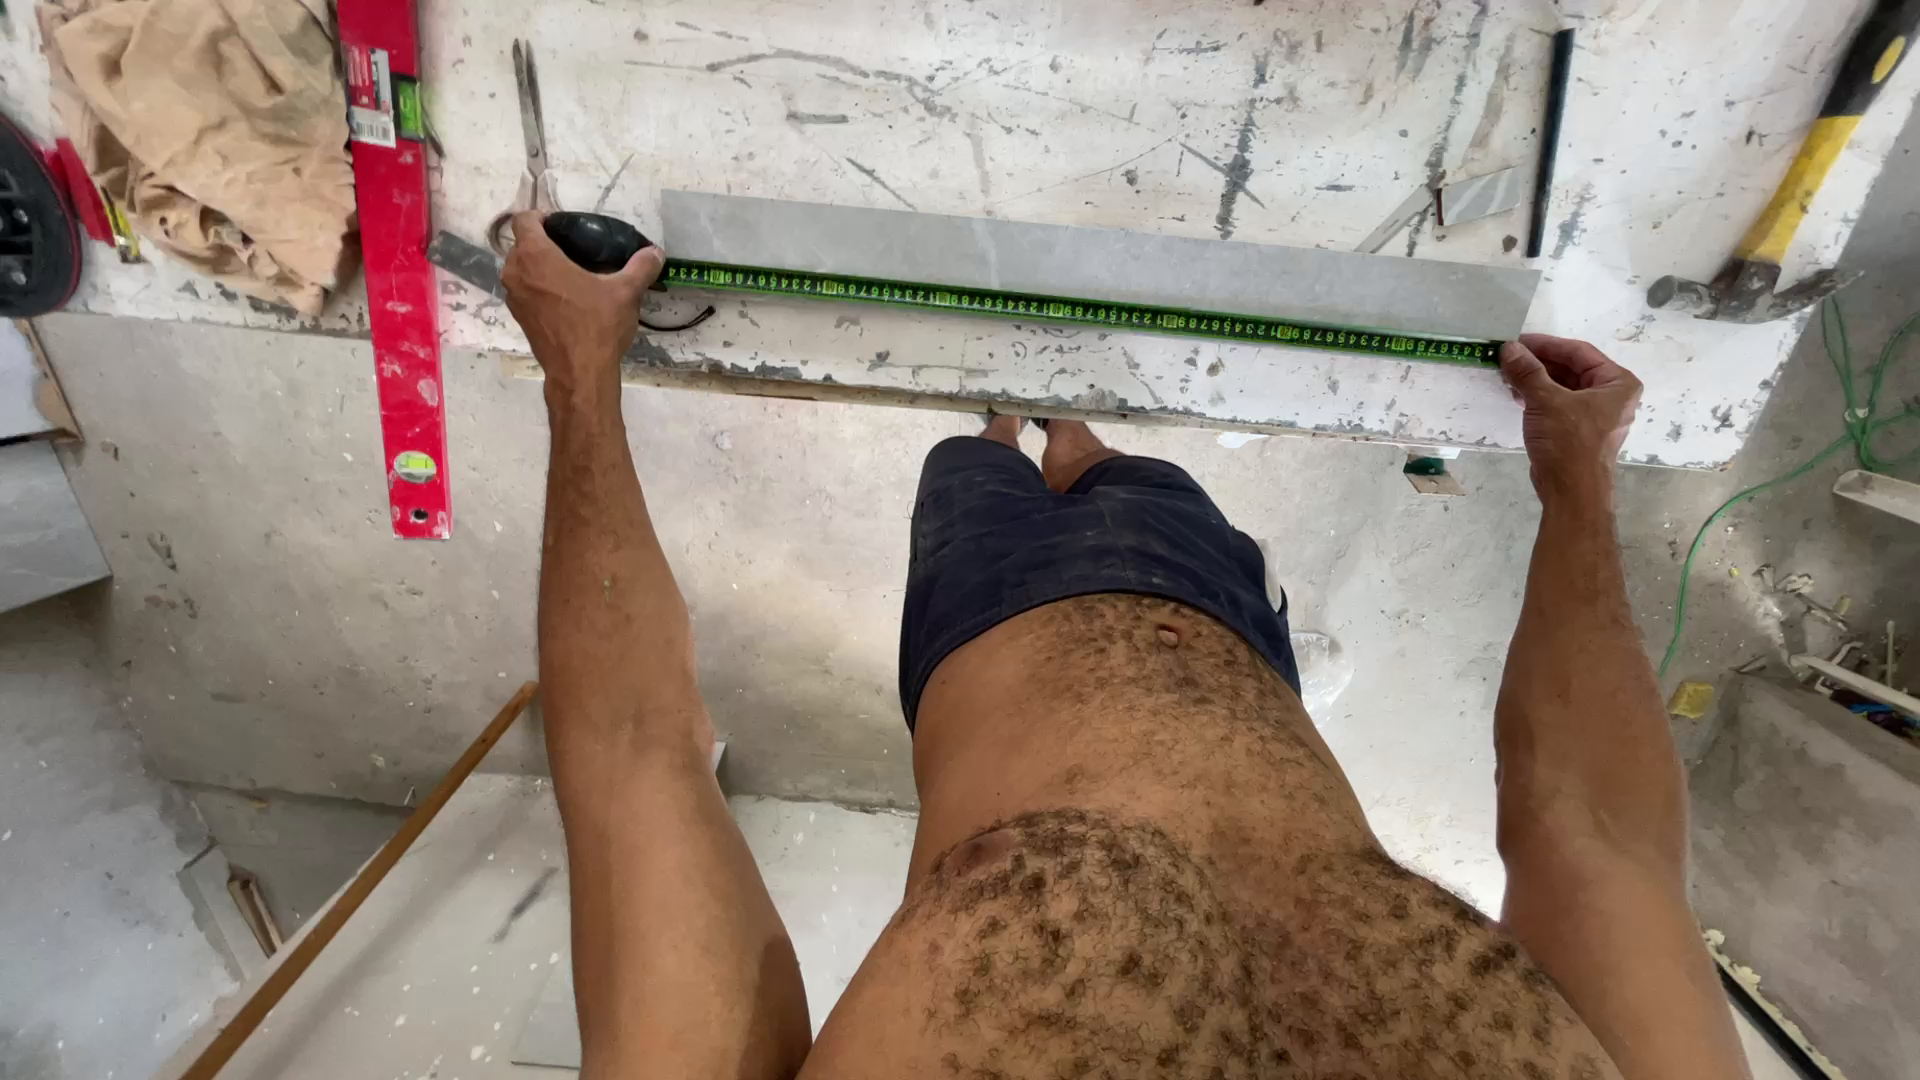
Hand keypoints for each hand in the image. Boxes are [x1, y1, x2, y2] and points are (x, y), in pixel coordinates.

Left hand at [501, 210, 663, 399]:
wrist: (580, 371)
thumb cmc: (598, 326)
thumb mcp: (626, 293)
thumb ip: (640, 268)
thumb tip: (656, 252)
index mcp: (536, 255)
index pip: (525, 220)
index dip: (542, 218)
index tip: (563, 227)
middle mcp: (516, 271)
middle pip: (523, 245)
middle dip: (545, 245)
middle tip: (574, 253)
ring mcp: (514, 296)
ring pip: (522, 270)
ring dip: (541, 269)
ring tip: (571, 279)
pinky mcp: (520, 317)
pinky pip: (526, 292)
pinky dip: (540, 291)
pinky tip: (567, 303)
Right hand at [1500, 333, 1642, 504]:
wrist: (1571, 488)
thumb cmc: (1569, 442)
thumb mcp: (1546, 402)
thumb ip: (1527, 373)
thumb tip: (1509, 348)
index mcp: (1617, 382)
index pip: (1579, 352)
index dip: (1546, 345)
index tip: (1517, 341)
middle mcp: (1610, 394)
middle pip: (1571, 368)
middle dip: (1538, 363)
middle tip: (1508, 358)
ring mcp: (1594, 413)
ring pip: (1562, 386)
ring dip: (1534, 379)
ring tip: (1507, 374)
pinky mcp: (1576, 428)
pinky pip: (1557, 402)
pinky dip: (1537, 396)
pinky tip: (1516, 394)